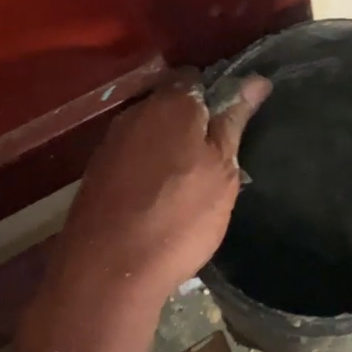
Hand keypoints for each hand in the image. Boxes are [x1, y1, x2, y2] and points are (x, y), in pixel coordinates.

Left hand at [49, 73, 269, 303]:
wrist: (105, 275)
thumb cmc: (178, 216)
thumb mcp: (222, 169)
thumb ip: (234, 120)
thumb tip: (256, 80)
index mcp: (171, 102)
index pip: (197, 76)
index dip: (218, 94)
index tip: (235, 121)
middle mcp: (136, 113)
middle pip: (171, 103)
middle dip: (194, 121)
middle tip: (220, 155)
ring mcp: (110, 145)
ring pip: (151, 132)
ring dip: (170, 146)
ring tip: (192, 181)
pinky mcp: (95, 176)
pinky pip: (133, 158)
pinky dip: (149, 169)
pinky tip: (161, 199)